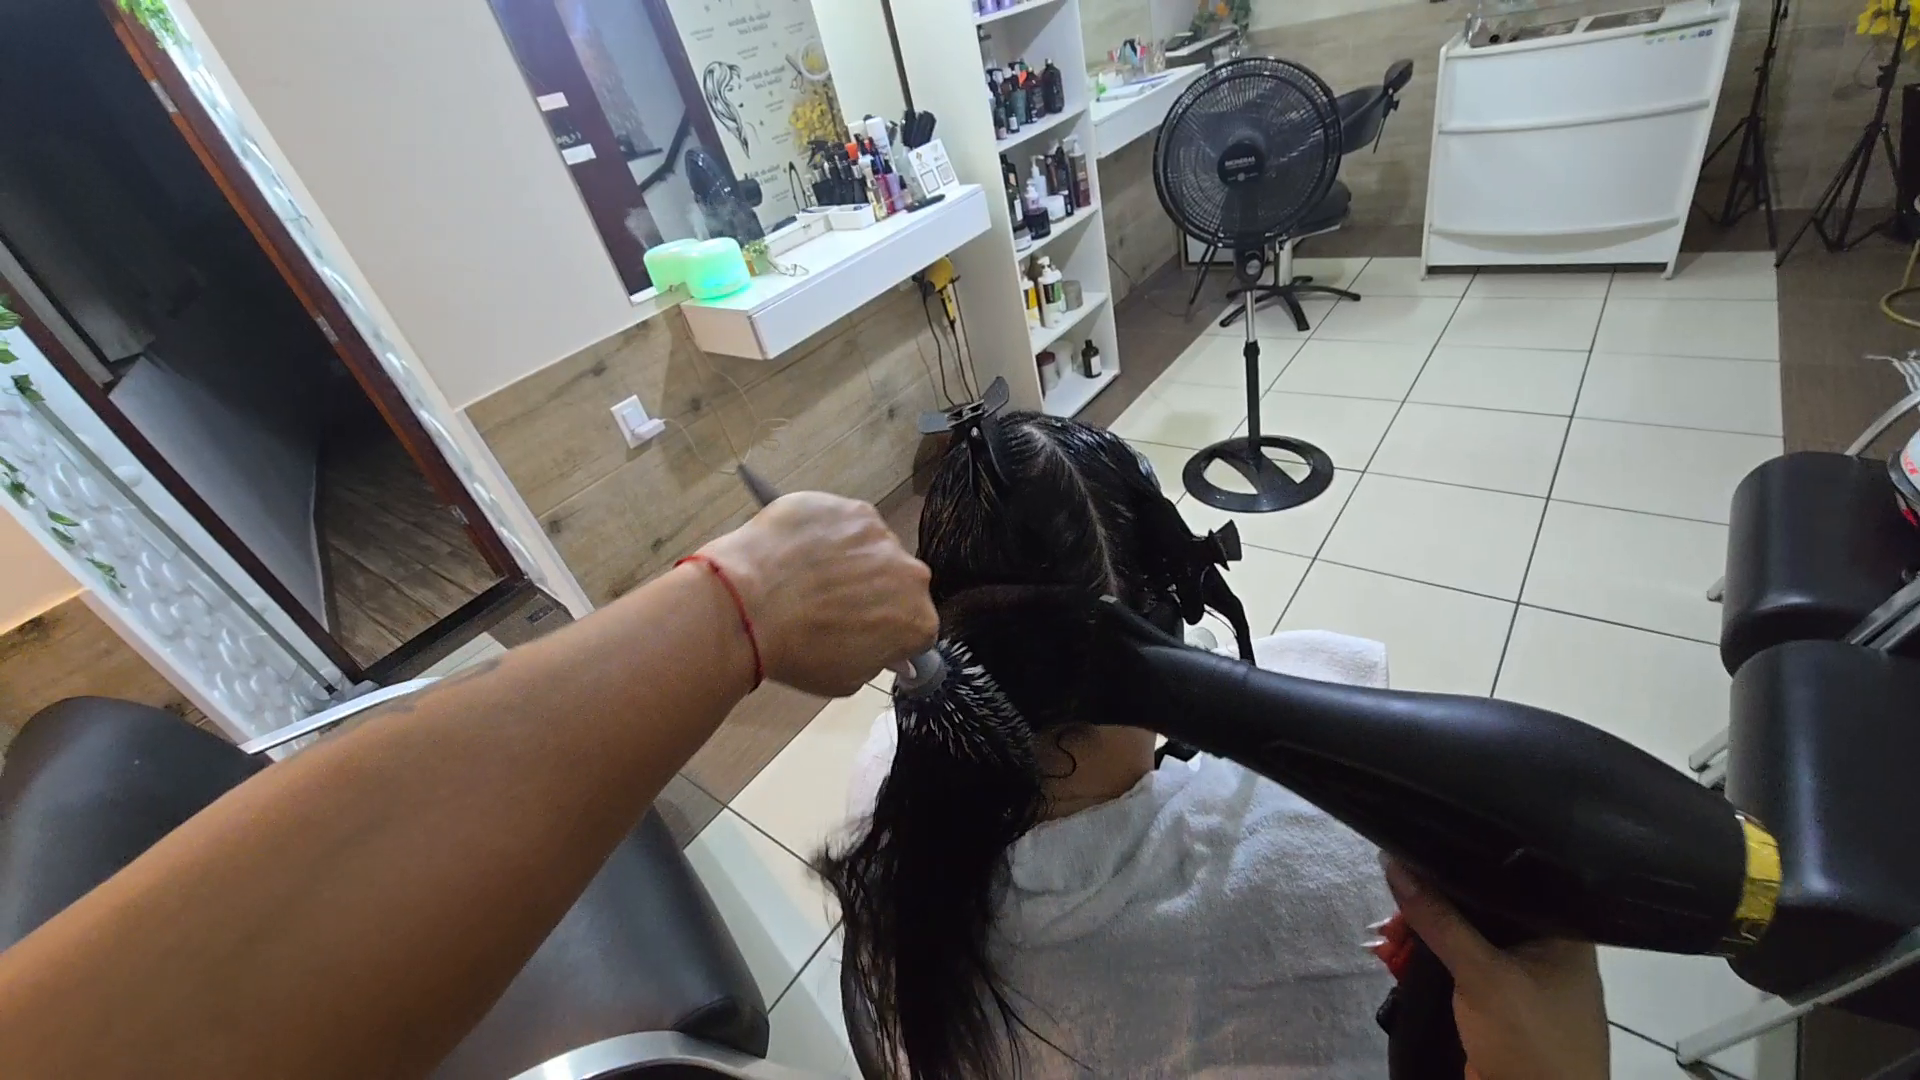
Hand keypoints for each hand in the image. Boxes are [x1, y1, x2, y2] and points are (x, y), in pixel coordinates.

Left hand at [700, 492, 935, 696]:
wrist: (750, 606)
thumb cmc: (795, 648)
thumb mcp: (846, 679)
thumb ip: (875, 659)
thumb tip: (881, 646)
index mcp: (916, 620)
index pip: (916, 624)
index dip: (891, 630)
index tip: (869, 631)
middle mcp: (909, 573)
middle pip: (899, 581)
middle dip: (874, 591)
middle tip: (833, 604)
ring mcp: (880, 536)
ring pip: (871, 548)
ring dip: (849, 559)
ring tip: (808, 577)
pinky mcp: (849, 508)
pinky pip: (844, 523)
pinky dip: (826, 533)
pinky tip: (799, 552)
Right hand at [1383, 860, 1608, 1079]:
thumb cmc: (1531, 1042)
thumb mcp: (1482, 975)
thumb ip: (1437, 918)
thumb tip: (1392, 860)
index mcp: (1562, 935)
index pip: (1510, 879)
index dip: (1463, 863)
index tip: (1421, 849)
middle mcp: (1543, 949)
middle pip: (1477, 906)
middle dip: (1431, 902)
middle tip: (1396, 901)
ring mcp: (1518, 976)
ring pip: (1460, 933)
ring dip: (1421, 931)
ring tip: (1389, 935)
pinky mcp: (1493, 998)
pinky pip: (1454, 960)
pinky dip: (1425, 956)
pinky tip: (1397, 953)